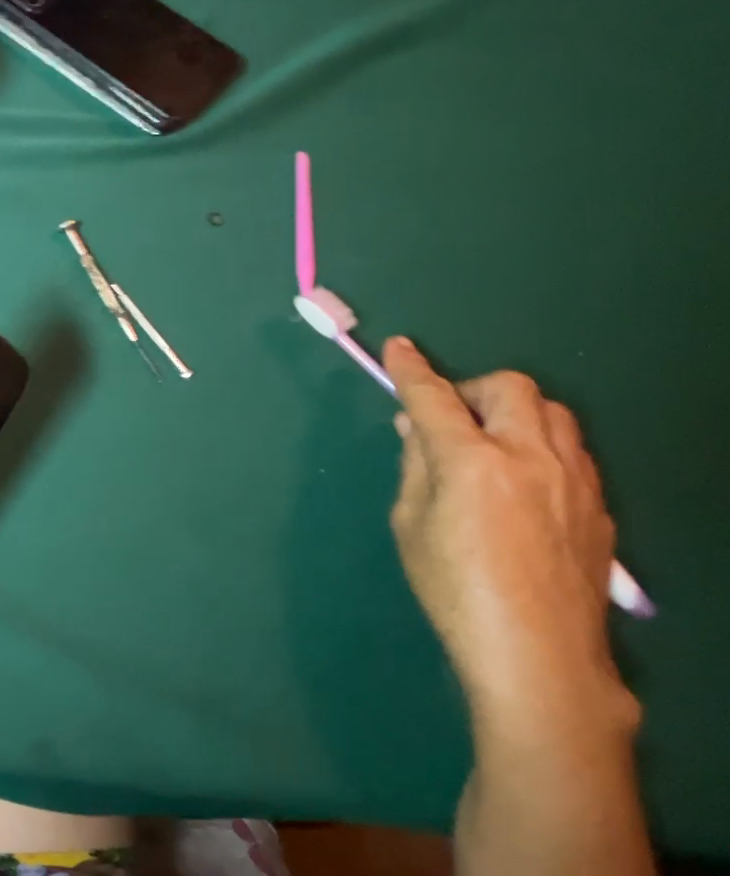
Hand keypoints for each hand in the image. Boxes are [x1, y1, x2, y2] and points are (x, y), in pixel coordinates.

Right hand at [383, 337, 634, 730]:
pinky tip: (517, 479)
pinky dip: (537, 443)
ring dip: (510, 412)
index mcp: (472, 463)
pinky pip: (570, 448)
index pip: (434, 398)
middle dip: (471, 389)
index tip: (398, 348)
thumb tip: (419, 428)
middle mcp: (529, 458)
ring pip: (550, 411)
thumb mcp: (410, 523)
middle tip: (445, 417)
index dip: (410, 370)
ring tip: (485, 443)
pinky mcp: (597, 503)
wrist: (537, 649)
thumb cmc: (452, 588)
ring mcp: (574, 479)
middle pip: (509, 388)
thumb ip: (416, 466)